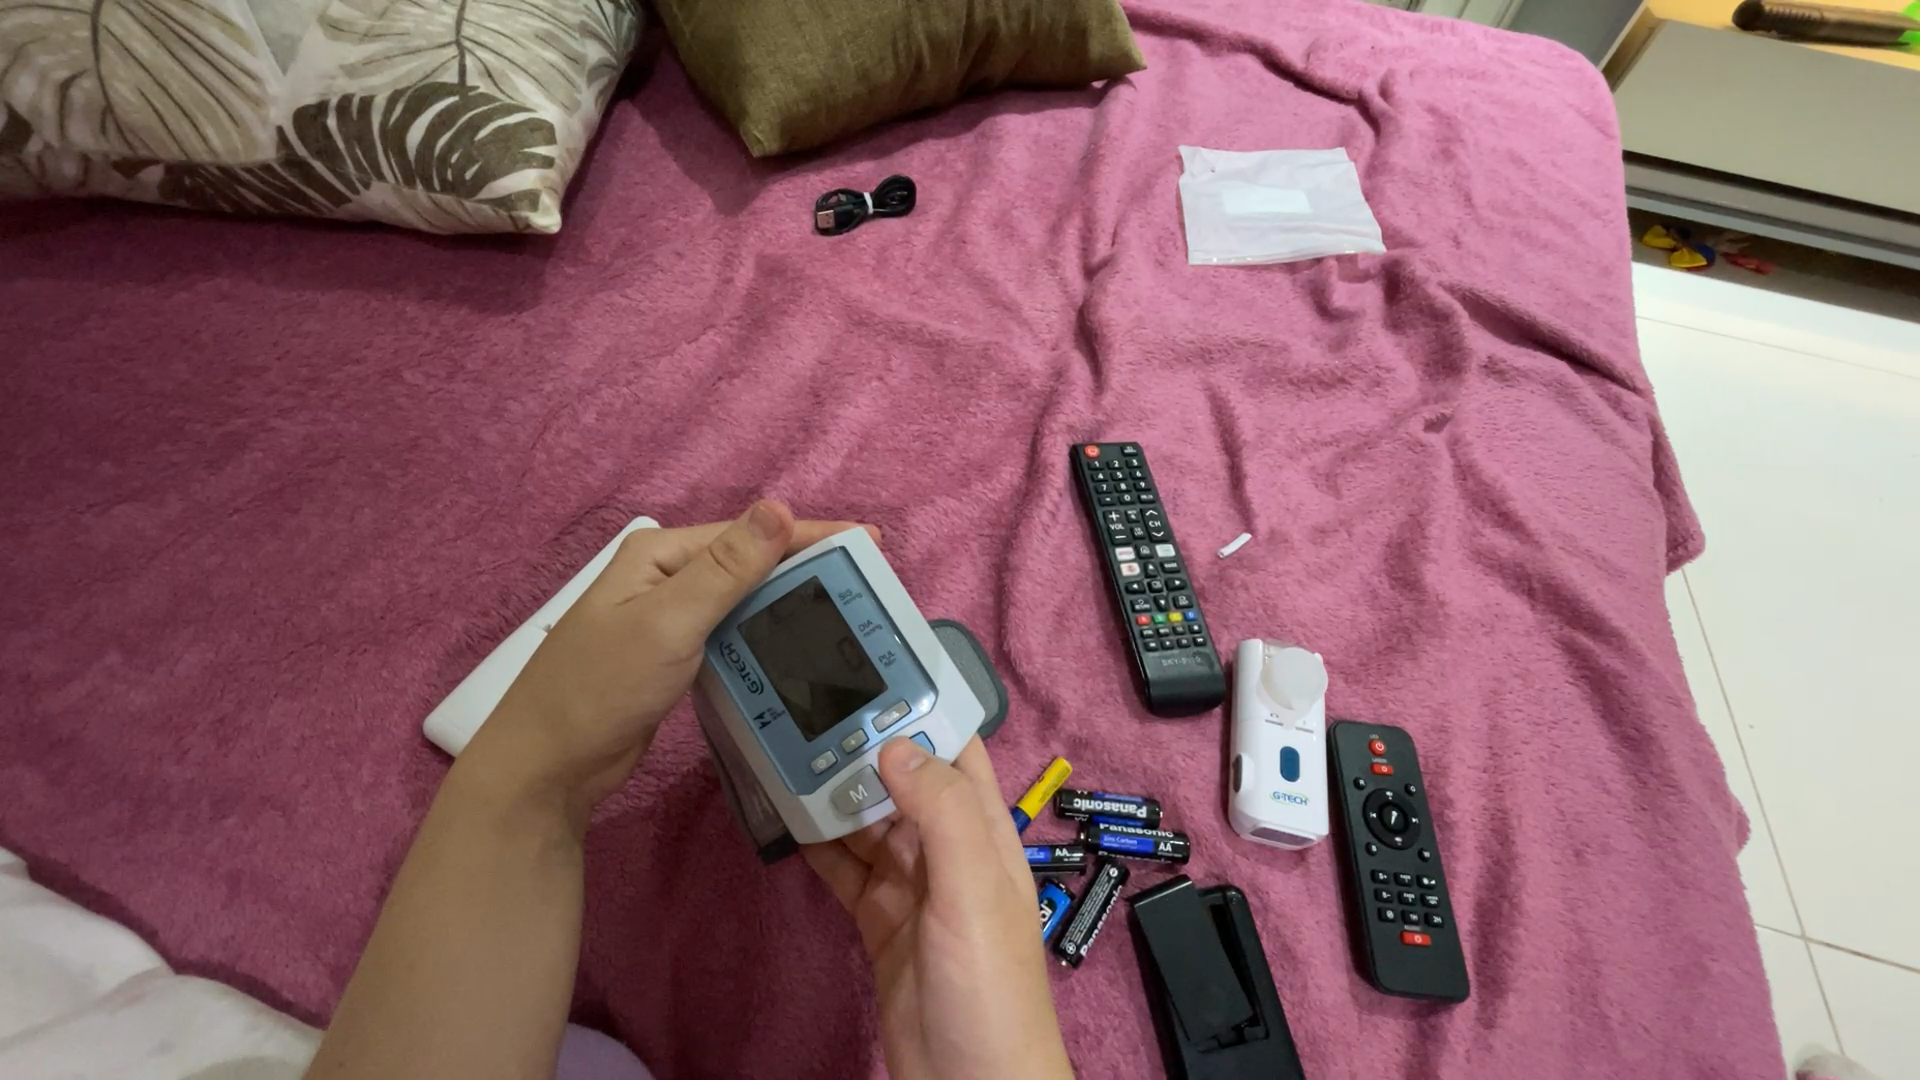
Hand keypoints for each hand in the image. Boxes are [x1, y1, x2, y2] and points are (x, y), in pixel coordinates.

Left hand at [461, 501, 870, 828]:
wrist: (550, 767)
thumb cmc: (603, 688)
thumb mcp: (669, 621)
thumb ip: (727, 568)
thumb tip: (778, 507)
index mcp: (662, 554)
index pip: (750, 534)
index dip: (811, 536)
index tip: (867, 543)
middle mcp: (667, 575)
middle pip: (750, 561)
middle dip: (806, 565)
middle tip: (864, 579)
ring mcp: (671, 615)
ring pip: (745, 597)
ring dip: (790, 598)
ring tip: (842, 605)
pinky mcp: (678, 652)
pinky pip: (733, 629)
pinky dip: (766, 629)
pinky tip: (796, 638)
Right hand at [804, 737, 1074, 1079]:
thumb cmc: (986, 981)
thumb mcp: (973, 888)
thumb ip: (942, 813)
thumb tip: (895, 744)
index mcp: (982, 829)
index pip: (957, 750)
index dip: (923, 712)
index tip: (876, 677)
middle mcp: (947, 847)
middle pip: (906, 781)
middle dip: (868, 748)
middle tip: (816, 711)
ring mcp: (912, 884)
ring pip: (872, 821)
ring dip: (840, 792)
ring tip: (794, 755)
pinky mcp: (879, 918)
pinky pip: (847, 867)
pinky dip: (822, 843)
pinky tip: (793, 819)